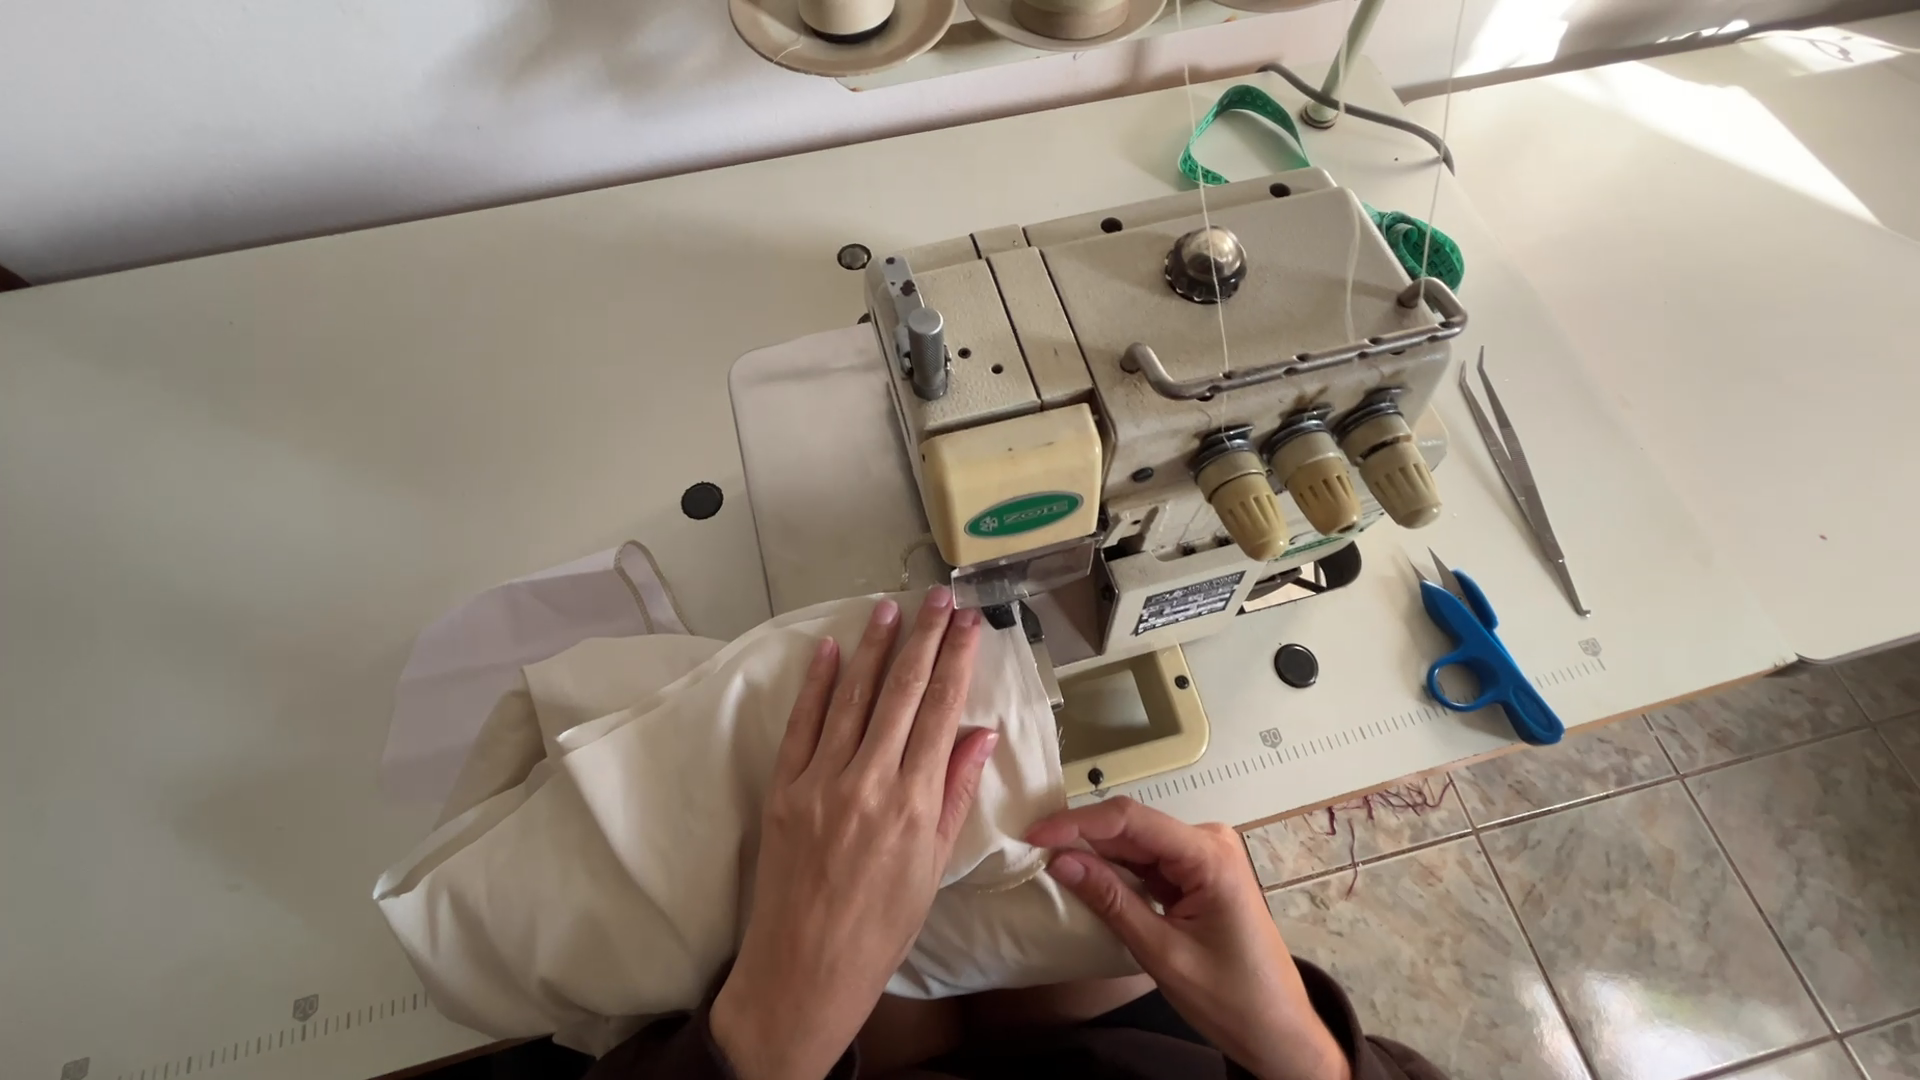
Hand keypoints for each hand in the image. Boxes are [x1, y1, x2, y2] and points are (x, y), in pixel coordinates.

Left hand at [711, 588, 996, 1079]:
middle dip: (923, 638)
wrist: (803, 972)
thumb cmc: (881, 927)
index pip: (943, 711)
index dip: (957, 661)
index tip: (969, 624)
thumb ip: (956, 793)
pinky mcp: (784, 788)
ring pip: (854, 697)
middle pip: (902, 692)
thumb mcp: (934, 867)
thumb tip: (980, 733)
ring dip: (874, 648)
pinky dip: (818, 684)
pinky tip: (832, 650)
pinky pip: (803, 724)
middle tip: (937, 598)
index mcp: (915, 803)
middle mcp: (870, 781)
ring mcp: (820, 781)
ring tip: (889, 609)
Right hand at [1027, 798, 1350, 1079]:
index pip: (1131, 820)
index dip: (1078, 823)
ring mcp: (1202, 855)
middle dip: (1081, 835)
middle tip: (1030, 847)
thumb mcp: (1164, 954)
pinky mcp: (1195, 872)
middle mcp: (1207, 841)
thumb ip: (1112, 901)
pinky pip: (1146, 860)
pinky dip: (1114, 868)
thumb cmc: (1232, 1000)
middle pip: (1131, 827)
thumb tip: (1060, 861)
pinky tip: (1083, 873)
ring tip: (1046, 857)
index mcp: (1208, 854)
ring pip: (1134, 842)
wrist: (1282, 1035)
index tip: (1034, 833)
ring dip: (1094, 851)